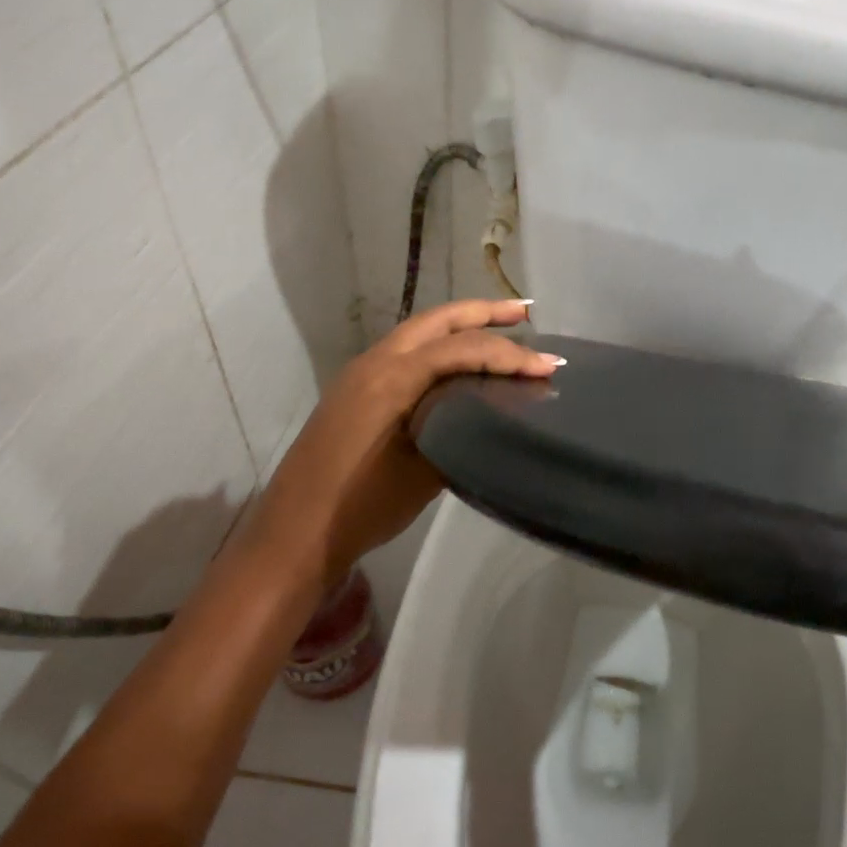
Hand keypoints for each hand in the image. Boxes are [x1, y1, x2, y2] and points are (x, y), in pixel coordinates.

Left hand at [249, 299, 560, 584]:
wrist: (296, 533)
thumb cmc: (363, 505)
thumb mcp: (425, 472)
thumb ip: (460, 430)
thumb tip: (493, 412)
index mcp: (392, 378)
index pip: (461, 350)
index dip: (509, 355)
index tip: (549, 367)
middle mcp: (375, 363)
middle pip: (437, 321)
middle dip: (483, 314)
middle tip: (525, 313)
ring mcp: (360, 374)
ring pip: (418, 333)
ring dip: (459, 327)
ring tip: (500, 329)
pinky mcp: (355, 391)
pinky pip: (405, 352)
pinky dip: (439, 347)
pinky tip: (459, 364)